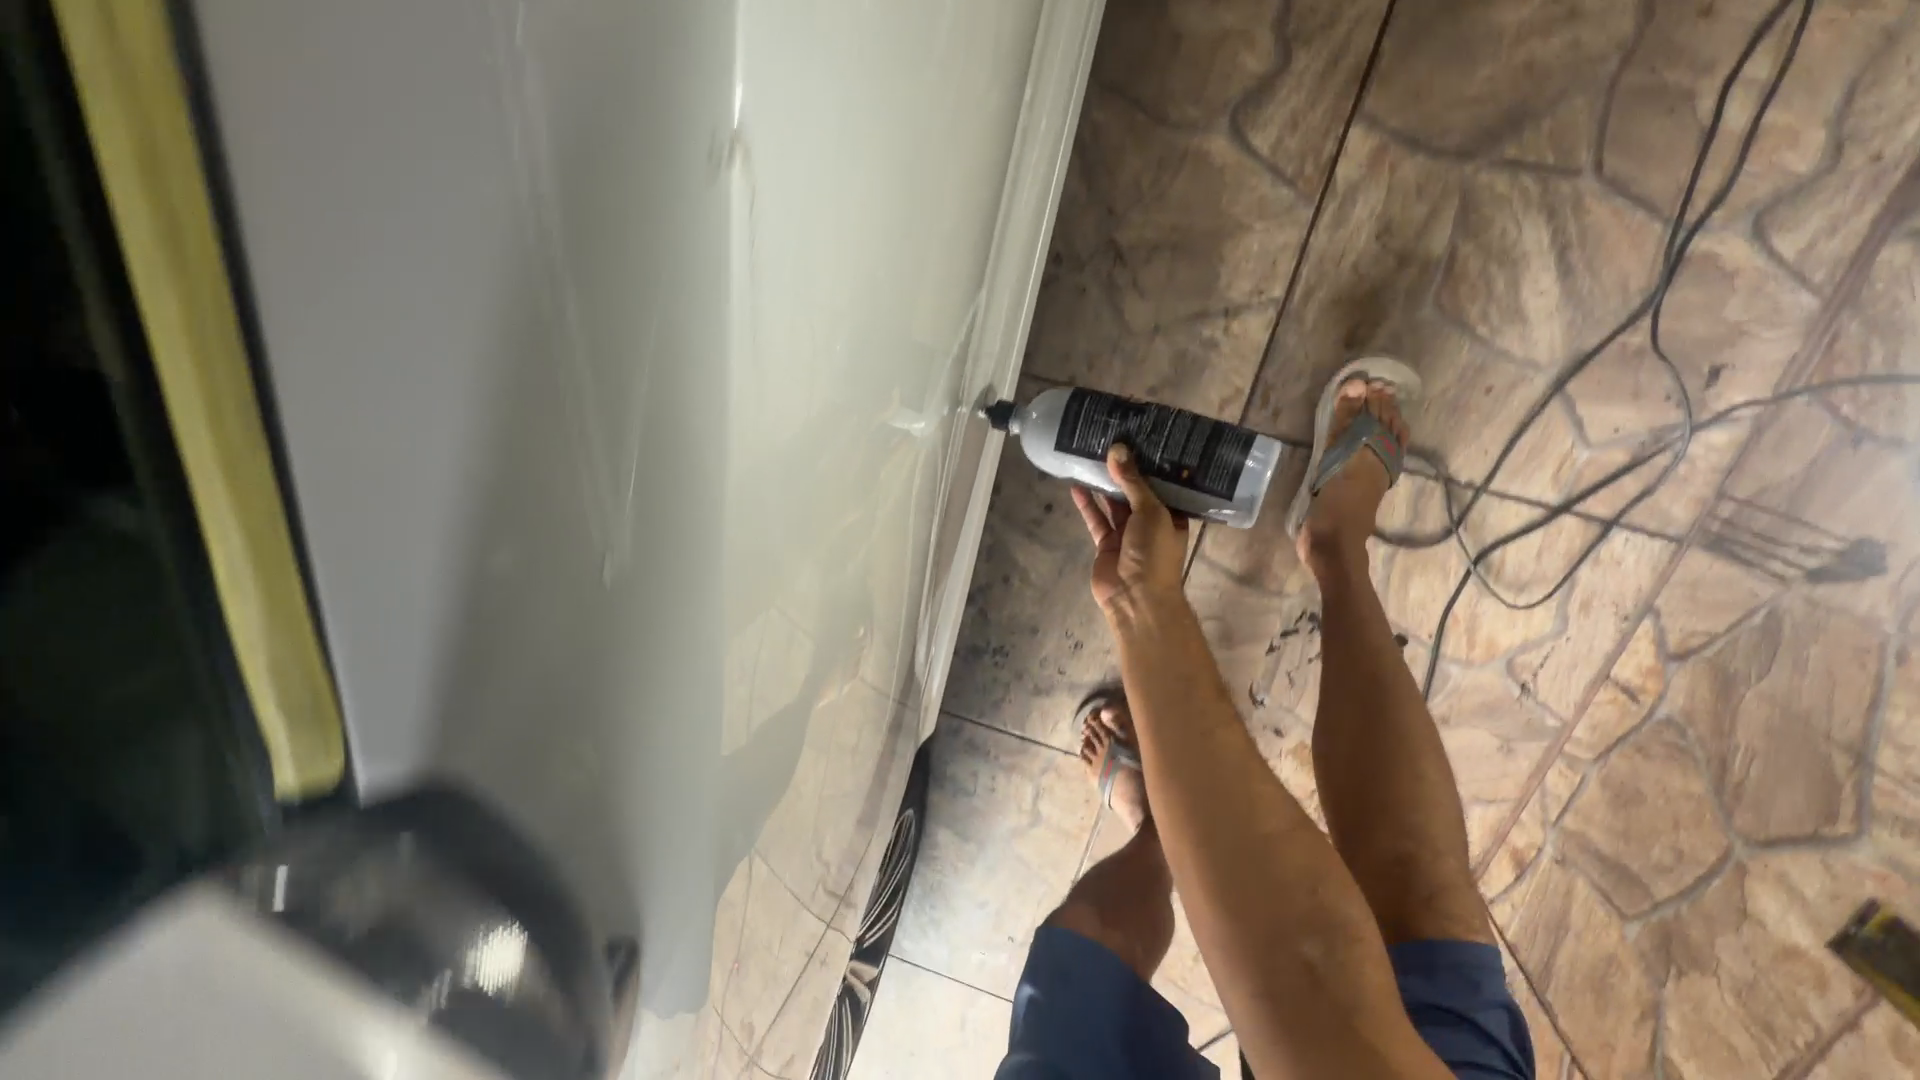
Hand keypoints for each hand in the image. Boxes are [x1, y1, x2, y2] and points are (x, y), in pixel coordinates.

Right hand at [1071, 443, 1189, 619]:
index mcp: (1172, 515)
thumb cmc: (1154, 552)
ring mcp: (1127, 534)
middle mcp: (1151, 523)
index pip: (1162, 484)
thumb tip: (1117, 450)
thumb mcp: (1150, 511)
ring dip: (1104, 485)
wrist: (1136, 597)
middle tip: (1110, 441)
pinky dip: (1087, 504)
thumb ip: (1133, 481)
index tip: (1139, 439)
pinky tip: (1076, 485)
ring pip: (1114, 504)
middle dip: (1124, 472)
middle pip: (1135, 492)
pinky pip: (1096, 519)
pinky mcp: (1106, 544)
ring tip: (1090, 458)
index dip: (1150, 464)